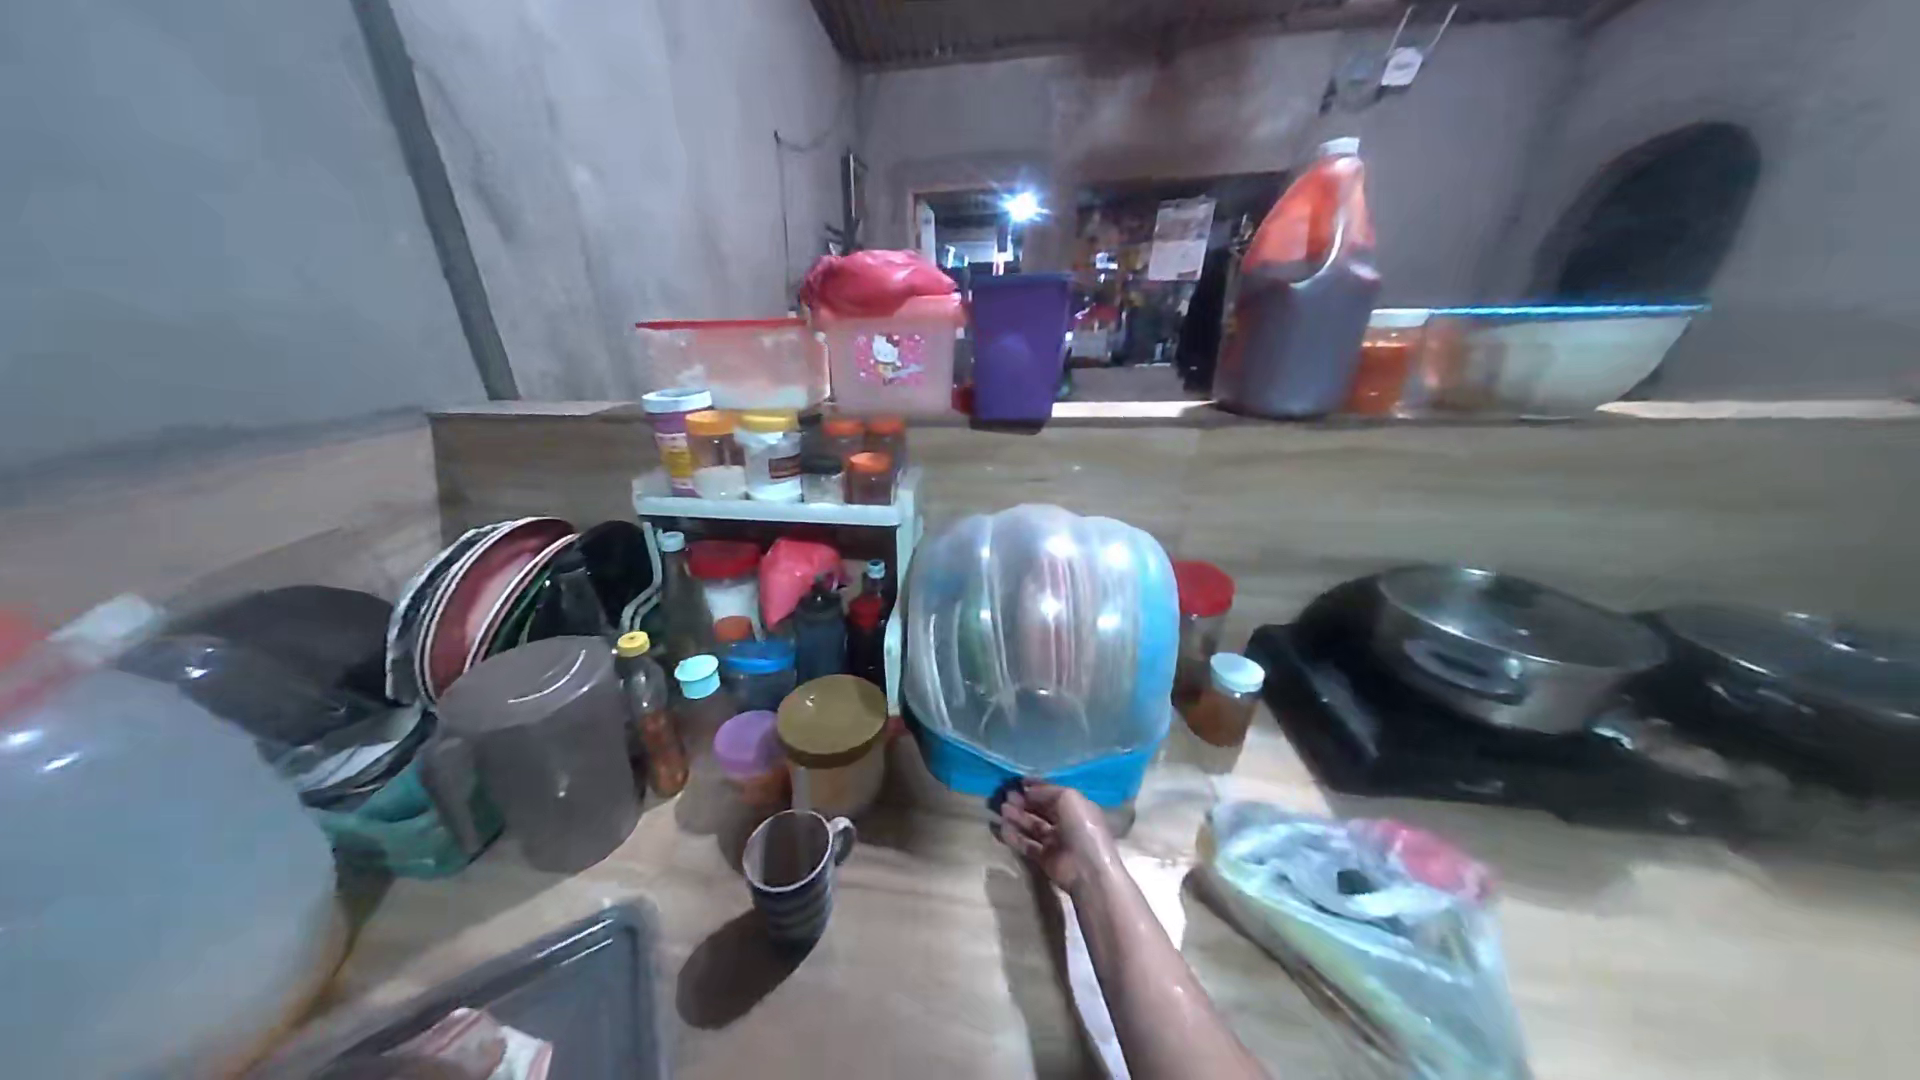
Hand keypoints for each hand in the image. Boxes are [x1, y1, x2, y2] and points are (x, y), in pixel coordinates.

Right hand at [995, 780, 1115, 892]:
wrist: (1087, 870)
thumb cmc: (1081, 827)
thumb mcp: (1068, 798)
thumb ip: (1046, 792)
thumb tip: (1028, 791)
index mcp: (1076, 807)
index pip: (1053, 794)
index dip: (1036, 787)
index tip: (1018, 781)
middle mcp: (1066, 823)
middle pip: (1041, 809)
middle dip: (1024, 801)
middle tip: (1006, 795)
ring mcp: (1055, 842)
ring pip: (1032, 826)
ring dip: (1017, 817)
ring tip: (1002, 809)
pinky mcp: (1045, 859)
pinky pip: (1027, 845)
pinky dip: (1015, 837)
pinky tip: (1002, 828)